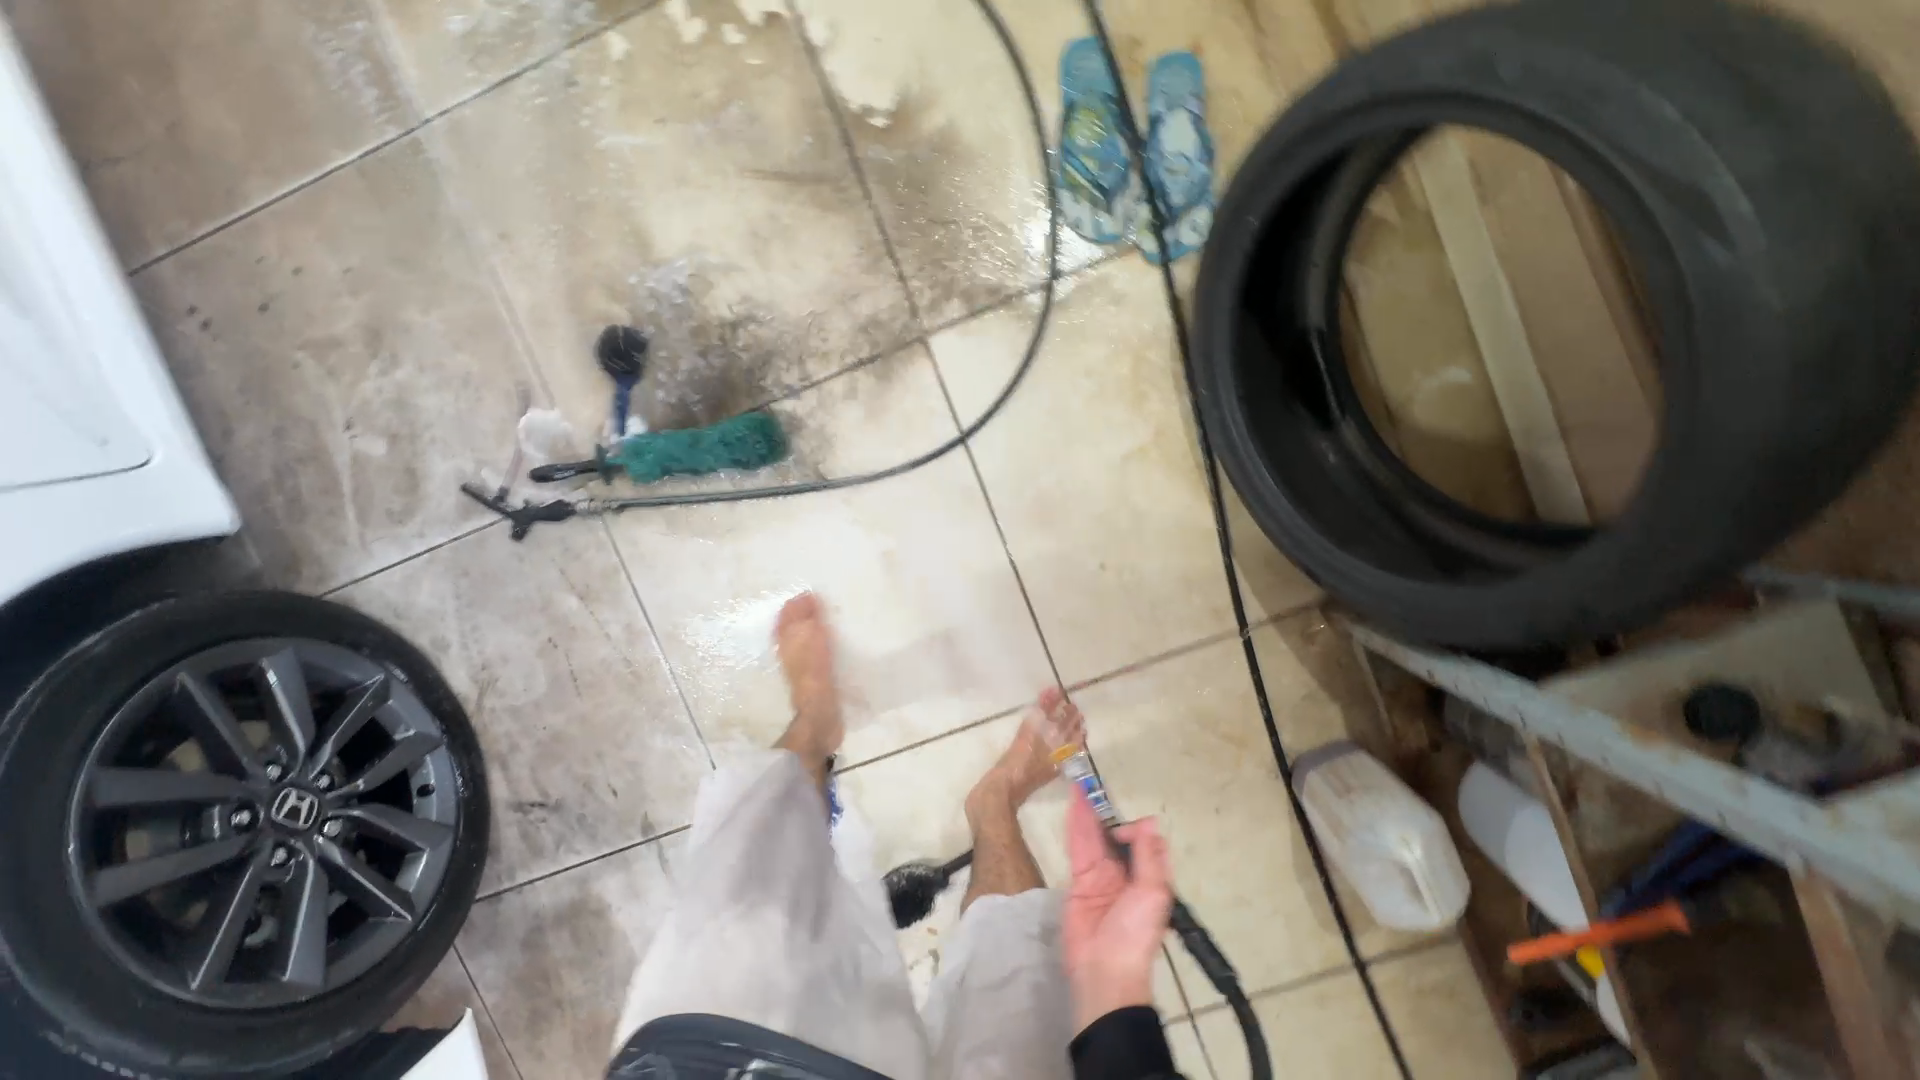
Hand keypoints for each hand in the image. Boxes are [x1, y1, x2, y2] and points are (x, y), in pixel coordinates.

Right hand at [1061, 789, 1173, 1034]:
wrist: (1105, 969)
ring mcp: (1100, 877)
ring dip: (1087, 814)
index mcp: (1148, 877)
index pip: (1142, 843)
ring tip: (1078, 787)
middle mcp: (1124, 873)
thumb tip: (1149, 821)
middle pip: (1113, 836)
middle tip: (1091, 785)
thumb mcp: (1153, 892)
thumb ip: (1149, 855)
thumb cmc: (1136, 932)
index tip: (1124, 827)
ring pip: (1093, 838)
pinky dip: (1075, 829)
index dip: (1134, 829)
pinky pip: (1078, 850)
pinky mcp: (1079, 882)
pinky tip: (1073, 809)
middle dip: (1104, 813)